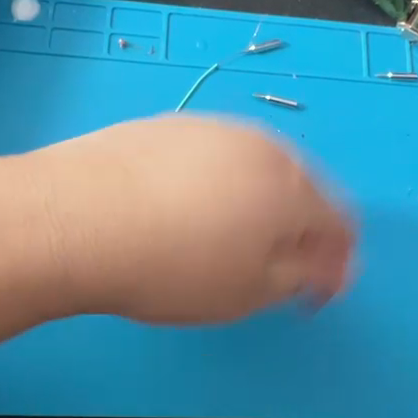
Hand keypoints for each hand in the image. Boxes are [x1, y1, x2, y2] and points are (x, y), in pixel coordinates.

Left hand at [29, 115, 355, 323]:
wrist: (77, 217)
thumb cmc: (173, 266)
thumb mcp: (250, 292)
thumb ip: (302, 276)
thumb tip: (326, 264)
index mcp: (294, 189)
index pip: (341, 224)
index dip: (336, 263)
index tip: (312, 293)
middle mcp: (264, 147)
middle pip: (302, 189)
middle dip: (298, 231)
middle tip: (269, 270)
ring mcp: (215, 129)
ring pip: (257, 168)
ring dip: (258, 204)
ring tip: (221, 241)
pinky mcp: (172, 124)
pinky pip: (214, 157)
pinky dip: (216, 185)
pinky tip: (182, 212)